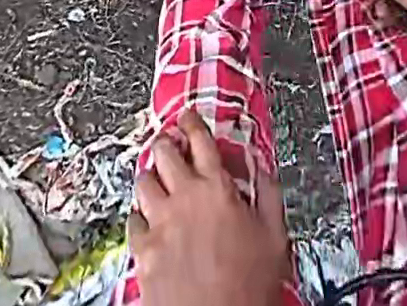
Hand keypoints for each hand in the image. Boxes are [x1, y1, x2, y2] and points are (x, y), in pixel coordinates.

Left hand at [128, 109, 289, 305]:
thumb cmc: (248, 288)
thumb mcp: (274, 237)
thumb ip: (269, 196)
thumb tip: (265, 170)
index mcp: (217, 188)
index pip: (200, 140)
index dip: (191, 123)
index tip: (187, 118)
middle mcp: (185, 198)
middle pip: (164, 152)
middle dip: (165, 143)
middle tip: (169, 144)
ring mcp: (160, 223)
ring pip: (143, 182)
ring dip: (150, 176)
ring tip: (156, 178)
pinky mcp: (143, 250)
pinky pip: (132, 220)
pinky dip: (139, 215)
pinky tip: (147, 220)